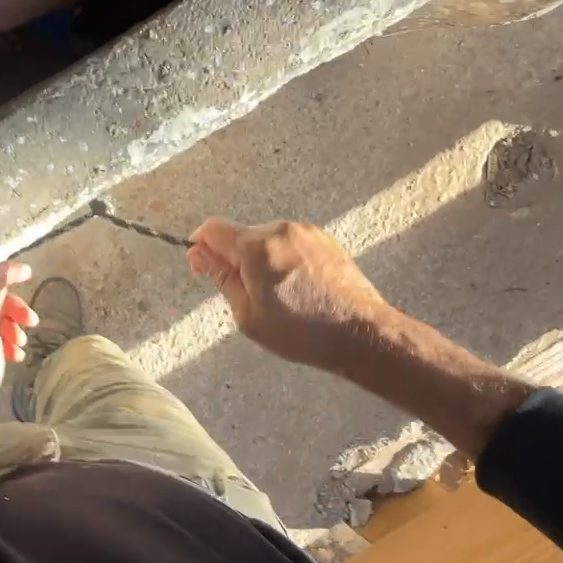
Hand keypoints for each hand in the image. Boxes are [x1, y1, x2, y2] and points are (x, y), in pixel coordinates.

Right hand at [188, 218, 390, 369]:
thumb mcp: (248, 314)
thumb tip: (201, 256)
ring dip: (258, 258)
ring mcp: (306, 232)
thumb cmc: (301, 331)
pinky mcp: (324, 240)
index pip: (212, 229)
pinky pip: (288, 242)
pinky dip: (281, 258)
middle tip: (239, 290)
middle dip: (231, 256)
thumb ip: (222, 278)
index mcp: (256, 247)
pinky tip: (293, 286)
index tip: (202, 268)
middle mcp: (280, 230)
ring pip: (265, 238)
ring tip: (272, 292)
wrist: (362, 333)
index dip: (200, 246)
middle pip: (240, 234)